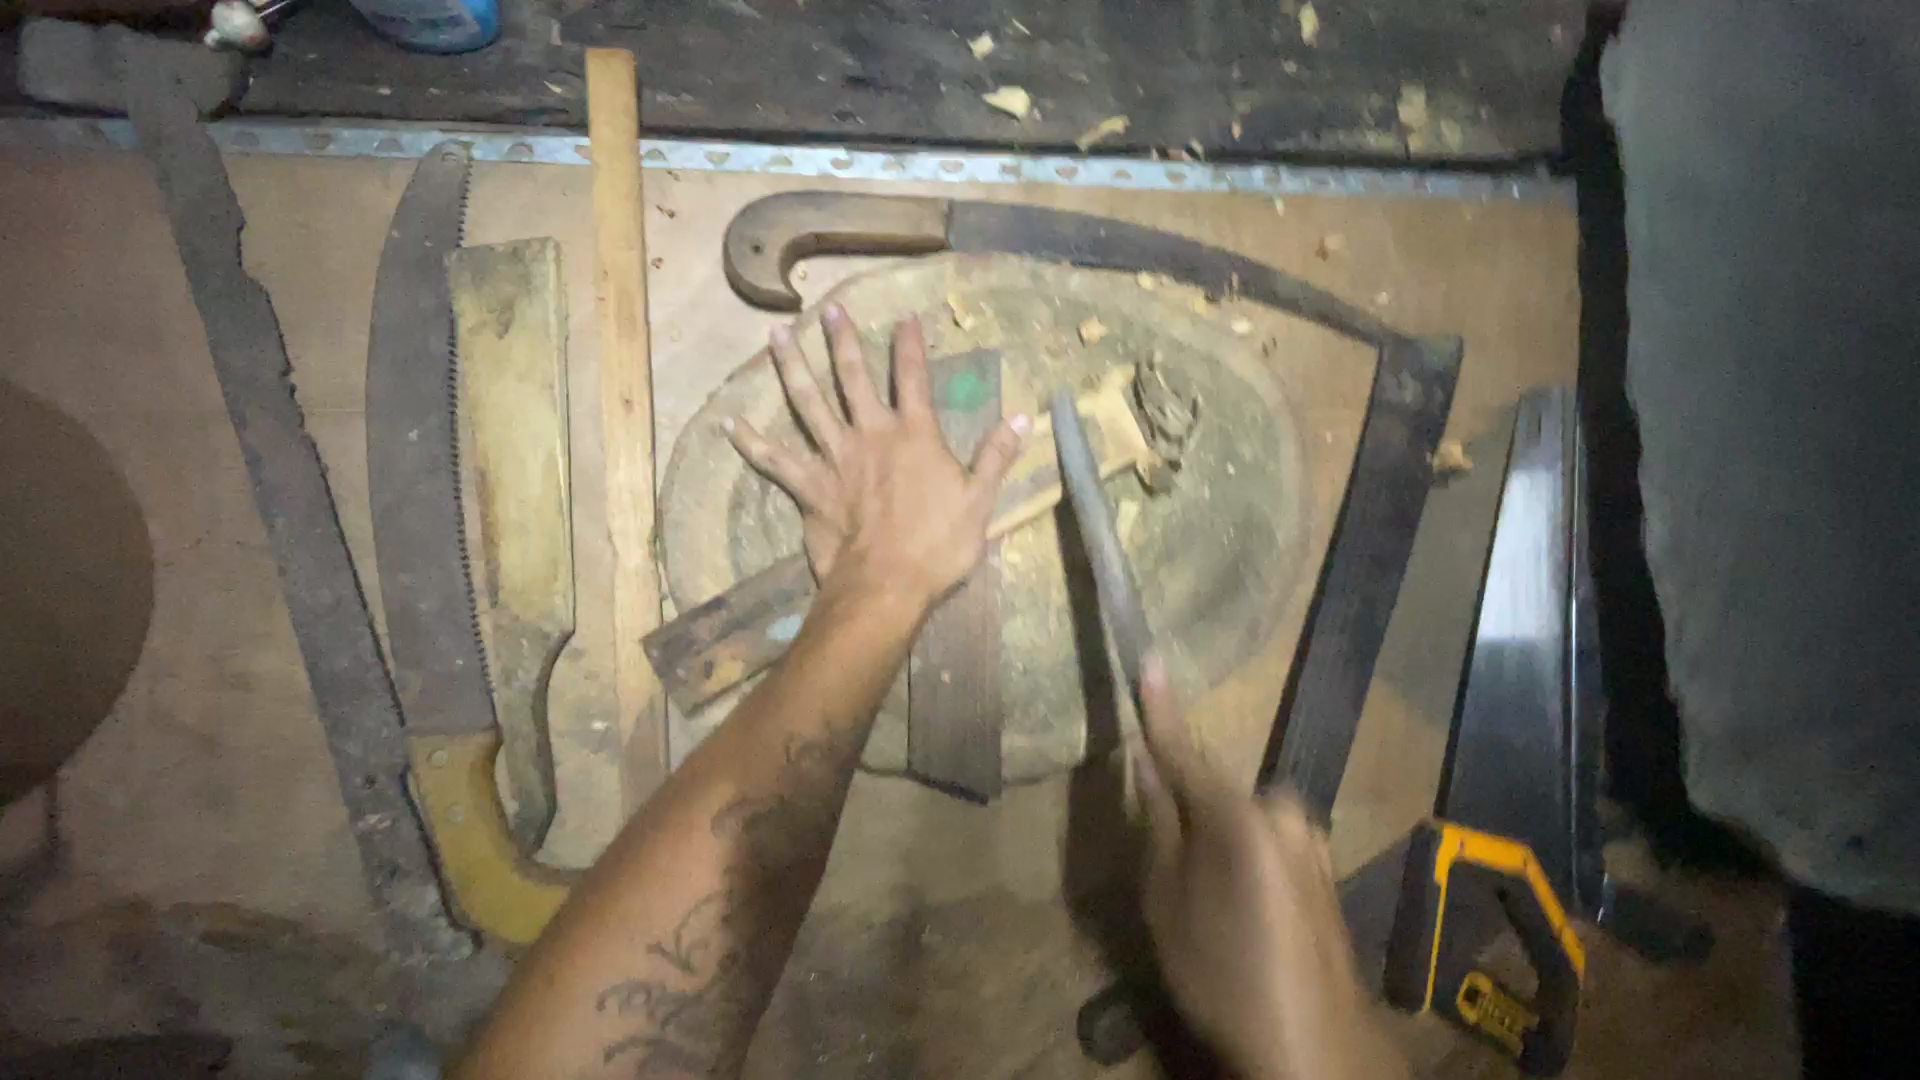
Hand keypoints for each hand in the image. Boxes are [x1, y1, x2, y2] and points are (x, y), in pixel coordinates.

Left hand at [725, 303, 1029, 611]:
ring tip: (776, 335)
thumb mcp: (980, 501)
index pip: (913, 378)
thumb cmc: (938, 546)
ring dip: (792, 368)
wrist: (886, 585)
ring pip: (809, 403)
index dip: (910, 345)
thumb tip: (1023, 417)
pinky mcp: (809, 488)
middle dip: (843, 341)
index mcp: (914, 435)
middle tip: (829, 309)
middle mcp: (871, 435)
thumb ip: (996, 456)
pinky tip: (729, 424)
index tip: (904, 314)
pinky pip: (775, 462)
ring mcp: (834, 459)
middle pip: (854, 378)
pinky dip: (751, 443)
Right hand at [1133, 656, 1406, 1079]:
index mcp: (1239, 815)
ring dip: (1215, 831)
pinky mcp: (1322, 865)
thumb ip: (1157, 822)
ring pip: (1241, 815)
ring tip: (1200, 892)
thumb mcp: (1166, 901)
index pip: (1184, 750)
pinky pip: (1266, 838)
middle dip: (1185, 801)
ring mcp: (1309, 838)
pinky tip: (1236, 905)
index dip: (1160, 708)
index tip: (1149, 660)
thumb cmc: (1223, 974)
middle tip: (1162, 847)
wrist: (1316, 1052)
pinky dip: (1241, 850)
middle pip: (1215, 788)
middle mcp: (1282, 811)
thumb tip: (1147, 764)